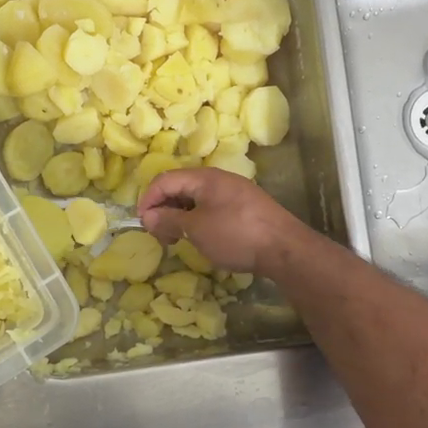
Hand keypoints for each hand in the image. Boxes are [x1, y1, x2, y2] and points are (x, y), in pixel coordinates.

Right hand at [138, 167, 308, 274]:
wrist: (285, 249)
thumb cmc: (235, 235)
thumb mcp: (195, 229)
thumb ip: (168, 220)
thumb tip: (148, 216)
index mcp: (205, 178)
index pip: (165, 179)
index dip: (148, 199)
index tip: (143, 224)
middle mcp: (219, 180)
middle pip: (180, 187)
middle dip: (163, 209)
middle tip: (161, 236)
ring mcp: (234, 194)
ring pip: (195, 199)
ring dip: (180, 217)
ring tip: (178, 240)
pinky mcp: (244, 209)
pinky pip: (211, 208)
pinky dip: (197, 221)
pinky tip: (201, 239)